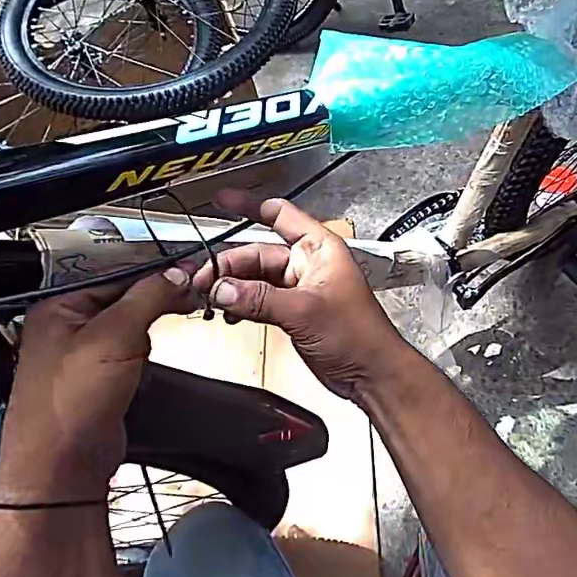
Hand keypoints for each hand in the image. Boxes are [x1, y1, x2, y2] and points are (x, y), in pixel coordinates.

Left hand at [0, 269, 194, 499]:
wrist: (62, 468)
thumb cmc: (70, 403)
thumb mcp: (114, 336)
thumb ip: (147, 298)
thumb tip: (174, 275)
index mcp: (58, 306)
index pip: (114, 274)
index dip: (153, 271)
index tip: (187, 271)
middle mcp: (65, 327)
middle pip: (120, 297)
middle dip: (155, 296)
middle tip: (190, 294)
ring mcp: (80, 355)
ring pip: (126, 325)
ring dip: (151, 322)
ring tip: (179, 314)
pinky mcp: (96, 380)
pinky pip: (126, 352)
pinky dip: (144, 348)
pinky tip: (156, 348)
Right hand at [192, 190, 427, 403]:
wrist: (371, 375)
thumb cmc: (359, 335)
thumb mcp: (304, 310)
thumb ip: (259, 299)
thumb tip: (223, 289)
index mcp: (318, 248)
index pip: (279, 214)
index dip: (248, 205)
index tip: (221, 201)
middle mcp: (306, 263)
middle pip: (257, 252)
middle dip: (229, 264)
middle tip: (205, 280)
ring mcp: (297, 288)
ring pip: (254, 278)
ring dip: (231, 287)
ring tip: (212, 297)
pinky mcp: (290, 310)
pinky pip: (256, 299)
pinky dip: (240, 304)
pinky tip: (227, 312)